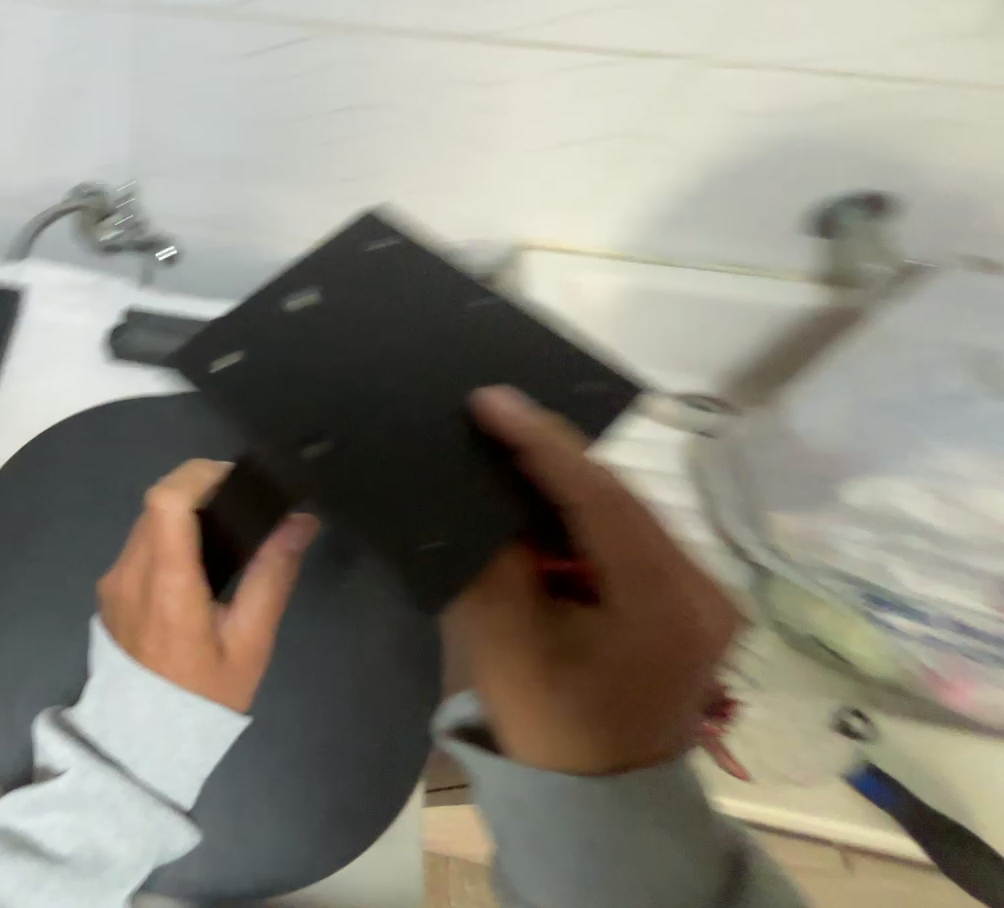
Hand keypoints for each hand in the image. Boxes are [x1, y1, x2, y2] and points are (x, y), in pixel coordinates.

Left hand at [97, 459, 320, 712]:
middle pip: (157, 504)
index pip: (166, 501)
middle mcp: (129, 572)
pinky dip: (166, 536)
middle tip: (241, 506)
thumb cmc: (204, 695)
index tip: (235, 481)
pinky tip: (196, 560)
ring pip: (145, 520)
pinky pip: (138, 543)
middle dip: (198, 491)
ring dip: (181, 513)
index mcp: (166, 584)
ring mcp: (113, 579)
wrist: (143, 737)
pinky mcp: (108, 587)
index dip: (199, 477)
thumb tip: (298, 521)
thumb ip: (271, 576)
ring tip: (223, 532)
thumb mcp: (250, 643)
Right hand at [448, 386, 741, 774]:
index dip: (540, 442)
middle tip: (490, 412)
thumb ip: (498, 555)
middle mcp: (704, 588)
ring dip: (563, 474)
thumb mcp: (505, 636)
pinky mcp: (685, 596)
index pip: (600, 498)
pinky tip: (537, 488)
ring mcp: (703, 592)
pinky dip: (578, 505)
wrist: (599, 791)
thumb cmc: (548, 719)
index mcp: (667, 603)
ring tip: (505, 438)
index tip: (489, 399)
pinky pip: (627, 530)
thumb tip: (485, 489)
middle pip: (620, 494)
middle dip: (552, 449)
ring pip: (624, 505)